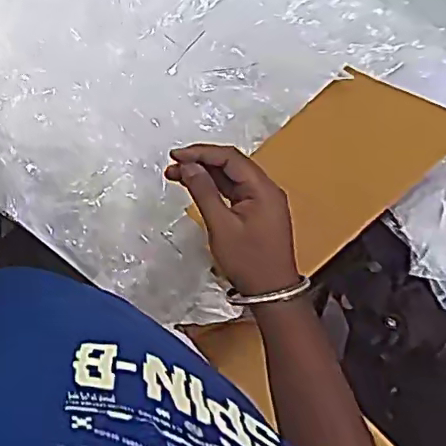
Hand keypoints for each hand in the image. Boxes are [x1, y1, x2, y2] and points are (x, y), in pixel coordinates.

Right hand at [166, 144, 300, 296]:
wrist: (271, 292)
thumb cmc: (250, 262)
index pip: (230, 158)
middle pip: (230, 164)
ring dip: (205, 173)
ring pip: (230, 177)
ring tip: (178, 174)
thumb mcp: (221, 225)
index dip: (201, 153)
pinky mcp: (257, 211)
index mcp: (263, 189)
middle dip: (200, 161)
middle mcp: (266, 190)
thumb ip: (204, 192)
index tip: (177, 155)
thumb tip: (189, 167)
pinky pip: (234, 190)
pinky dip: (214, 187)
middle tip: (174, 165)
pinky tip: (196, 186)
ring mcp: (263, 200)